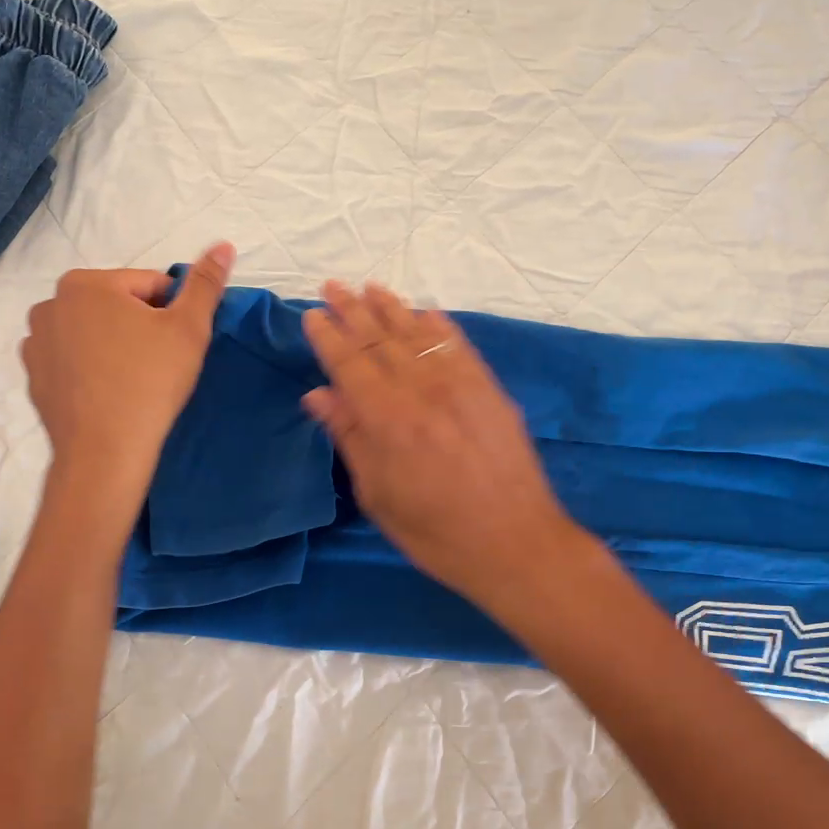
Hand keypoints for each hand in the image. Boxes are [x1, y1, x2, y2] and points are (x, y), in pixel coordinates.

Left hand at [22, 243, 233, 473]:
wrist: (104, 452)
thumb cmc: (150, 382)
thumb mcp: (189, 328)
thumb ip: (206, 283)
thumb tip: (224, 245)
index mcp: (85, 283)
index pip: (150, 286)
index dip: (172, 314)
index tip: (175, 346)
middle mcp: (50, 304)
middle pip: (117, 306)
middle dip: (140, 327)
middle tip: (158, 365)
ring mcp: (35, 342)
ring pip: (94, 333)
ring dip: (115, 346)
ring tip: (133, 381)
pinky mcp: (32, 377)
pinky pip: (73, 361)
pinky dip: (91, 369)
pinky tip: (109, 394)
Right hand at [300, 281, 605, 608]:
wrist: (515, 542)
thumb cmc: (436, 532)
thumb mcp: (379, 495)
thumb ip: (350, 438)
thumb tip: (319, 395)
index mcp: (388, 419)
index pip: (349, 363)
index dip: (328, 337)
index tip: (312, 315)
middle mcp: (422, 390)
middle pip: (380, 339)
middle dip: (352, 310)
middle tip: (331, 286)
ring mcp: (460, 385)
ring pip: (418, 334)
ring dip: (391, 308)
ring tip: (370, 288)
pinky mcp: (490, 389)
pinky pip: (459, 346)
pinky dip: (438, 327)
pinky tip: (425, 313)